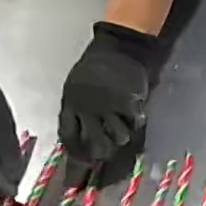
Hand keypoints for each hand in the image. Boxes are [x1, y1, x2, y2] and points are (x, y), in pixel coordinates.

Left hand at [59, 22, 164, 164]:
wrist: (118, 48)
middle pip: (94, 144)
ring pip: (118, 137)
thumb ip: (75, 110)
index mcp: (71, 102)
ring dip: (122, 135)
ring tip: (123, 128)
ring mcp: (108, 106)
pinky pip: (134, 124)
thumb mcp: (75, 86)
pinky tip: (136, 116)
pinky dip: (137, 122)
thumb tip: (78, 138)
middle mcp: (87, 108)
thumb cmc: (95, 68)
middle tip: (107, 151)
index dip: (74, 150)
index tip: (82, 157)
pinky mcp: (128, 102)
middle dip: (101, 152)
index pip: (67, 134)